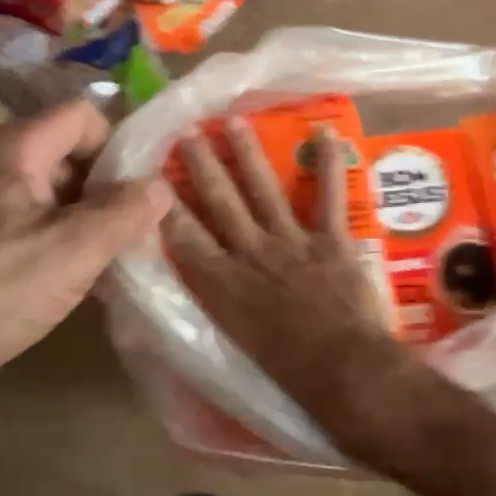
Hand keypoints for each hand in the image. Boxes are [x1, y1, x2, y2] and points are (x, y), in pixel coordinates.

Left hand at [0, 100, 171, 432]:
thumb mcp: (72, 252)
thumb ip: (125, 212)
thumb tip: (162, 184)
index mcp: (12, 148)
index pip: (84, 115)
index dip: (119, 145)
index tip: (141, 192)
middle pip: (69, 155)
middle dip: (107, 190)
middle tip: (135, 234)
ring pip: (50, 197)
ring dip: (85, 224)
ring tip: (112, 265)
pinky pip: (26, 229)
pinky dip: (56, 247)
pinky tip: (74, 286)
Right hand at [164, 118, 408, 443]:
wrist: (343, 373)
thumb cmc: (286, 374)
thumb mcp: (232, 344)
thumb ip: (214, 306)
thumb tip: (196, 283)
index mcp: (223, 285)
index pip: (185, 237)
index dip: (166, 206)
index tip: (151, 176)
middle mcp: (252, 254)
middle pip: (221, 201)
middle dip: (202, 164)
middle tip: (188, 131)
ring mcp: (292, 243)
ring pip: (264, 189)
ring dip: (248, 153)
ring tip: (234, 121)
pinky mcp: (330, 240)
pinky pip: (329, 196)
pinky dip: (329, 164)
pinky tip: (325, 133)